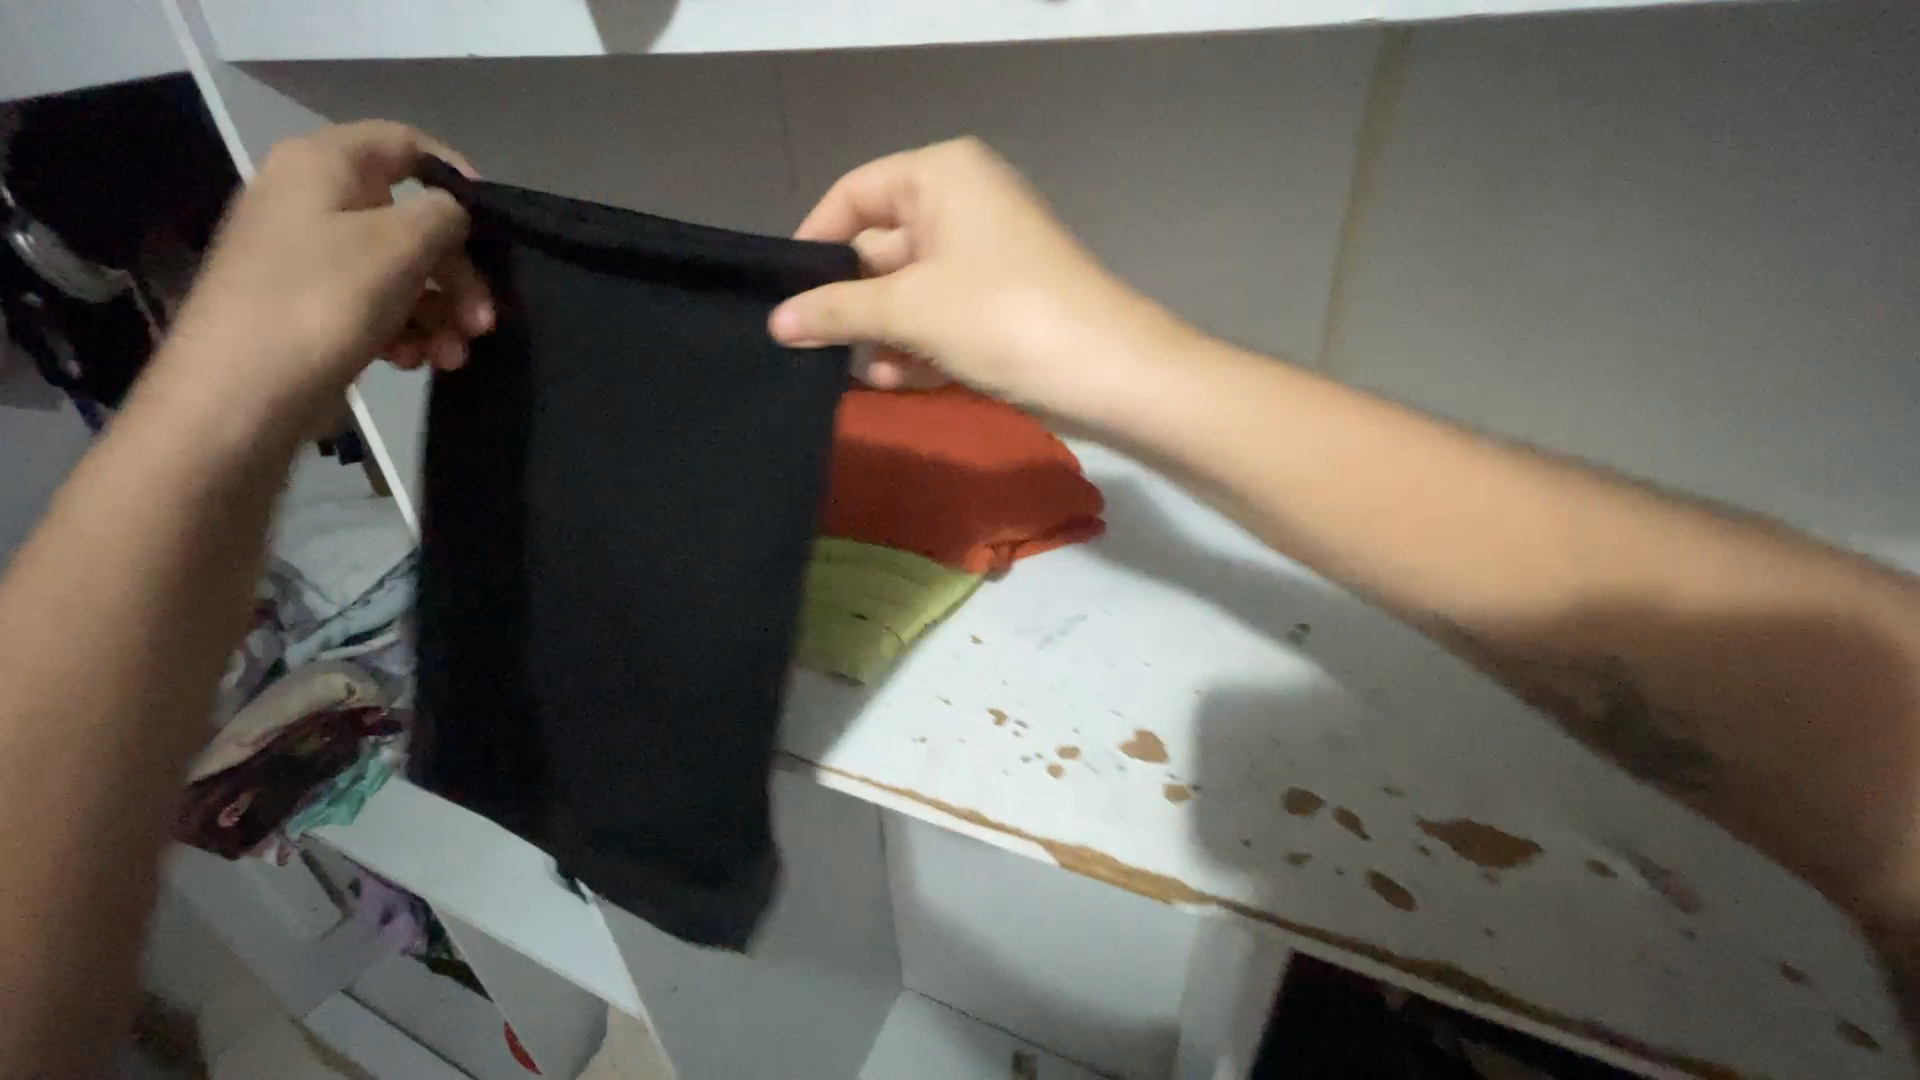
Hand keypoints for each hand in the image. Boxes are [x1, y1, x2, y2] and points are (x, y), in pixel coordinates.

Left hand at [157, 121, 491, 436]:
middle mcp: (315, 202)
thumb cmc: (323, 300)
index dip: (456, 177)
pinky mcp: (318, 307)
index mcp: (323, 167)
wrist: (244, 388)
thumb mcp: (399, 245)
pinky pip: (382, 308)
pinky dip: (410, 333)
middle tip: (484, 321)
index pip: (404, 145)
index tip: (494, 226)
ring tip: (452, 355)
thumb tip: (455, 213)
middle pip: (414, 223)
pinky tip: (416, 361)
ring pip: (406, 274)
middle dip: (458, 275)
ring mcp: (313, 258)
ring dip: (443, 314)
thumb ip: (443, 216)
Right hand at [769, 138, 1190, 418]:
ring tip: (853, 373)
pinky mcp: (998, 309)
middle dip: (849, 302)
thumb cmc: (999, 315)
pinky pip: (940, 321)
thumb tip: (777, 323)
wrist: (1105, 370)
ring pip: (909, 293)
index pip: (855, 194)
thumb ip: (837, 311)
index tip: (784, 291)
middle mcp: (962, 207)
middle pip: (880, 249)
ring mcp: (984, 261)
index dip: (815, 239)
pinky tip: (889, 382)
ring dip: (880, 335)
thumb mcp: (909, 309)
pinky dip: (915, 349)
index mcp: (941, 176)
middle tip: (807, 346)